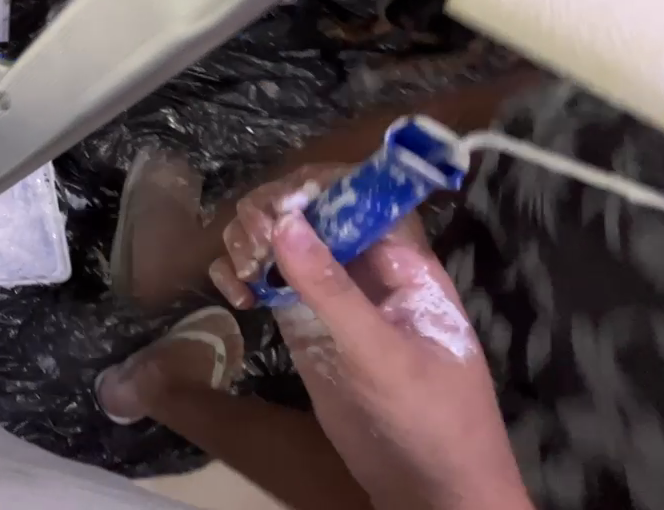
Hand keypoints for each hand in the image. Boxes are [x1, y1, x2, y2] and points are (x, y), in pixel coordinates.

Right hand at [211, 169, 532, 509]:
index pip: (363, 196)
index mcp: (402, 265)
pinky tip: (235, 298)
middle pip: (306, 207)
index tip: (281, 205)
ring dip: (246, 241)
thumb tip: (282, 221)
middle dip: (269, 215)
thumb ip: (330, 289)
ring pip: (274, 235)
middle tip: (252, 248)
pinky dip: (235, 273)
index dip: (320, 185)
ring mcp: (326, 290)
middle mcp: (361, 266)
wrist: (424, 496)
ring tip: (243, 277)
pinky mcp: (296, 315)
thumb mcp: (381, 356)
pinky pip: (257, 272)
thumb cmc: (428, 423)